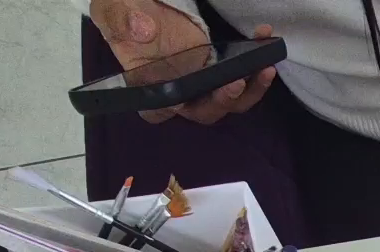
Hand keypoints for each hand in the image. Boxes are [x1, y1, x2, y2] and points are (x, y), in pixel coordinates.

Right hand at [89, 0, 275, 123]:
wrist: (147, 2)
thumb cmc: (127, 10)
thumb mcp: (114, 8)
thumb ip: (120, 18)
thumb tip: (142, 30)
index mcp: (151, 86)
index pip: (156, 111)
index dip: (165, 112)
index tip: (173, 104)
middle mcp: (182, 94)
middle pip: (207, 110)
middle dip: (224, 99)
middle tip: (236, 81)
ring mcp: (205, 85)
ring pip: (233, 99)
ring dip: (252, 87)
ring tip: (265, 66)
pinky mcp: (221, 72)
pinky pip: (244, 75)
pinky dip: (256, 62)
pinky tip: (263, 36)